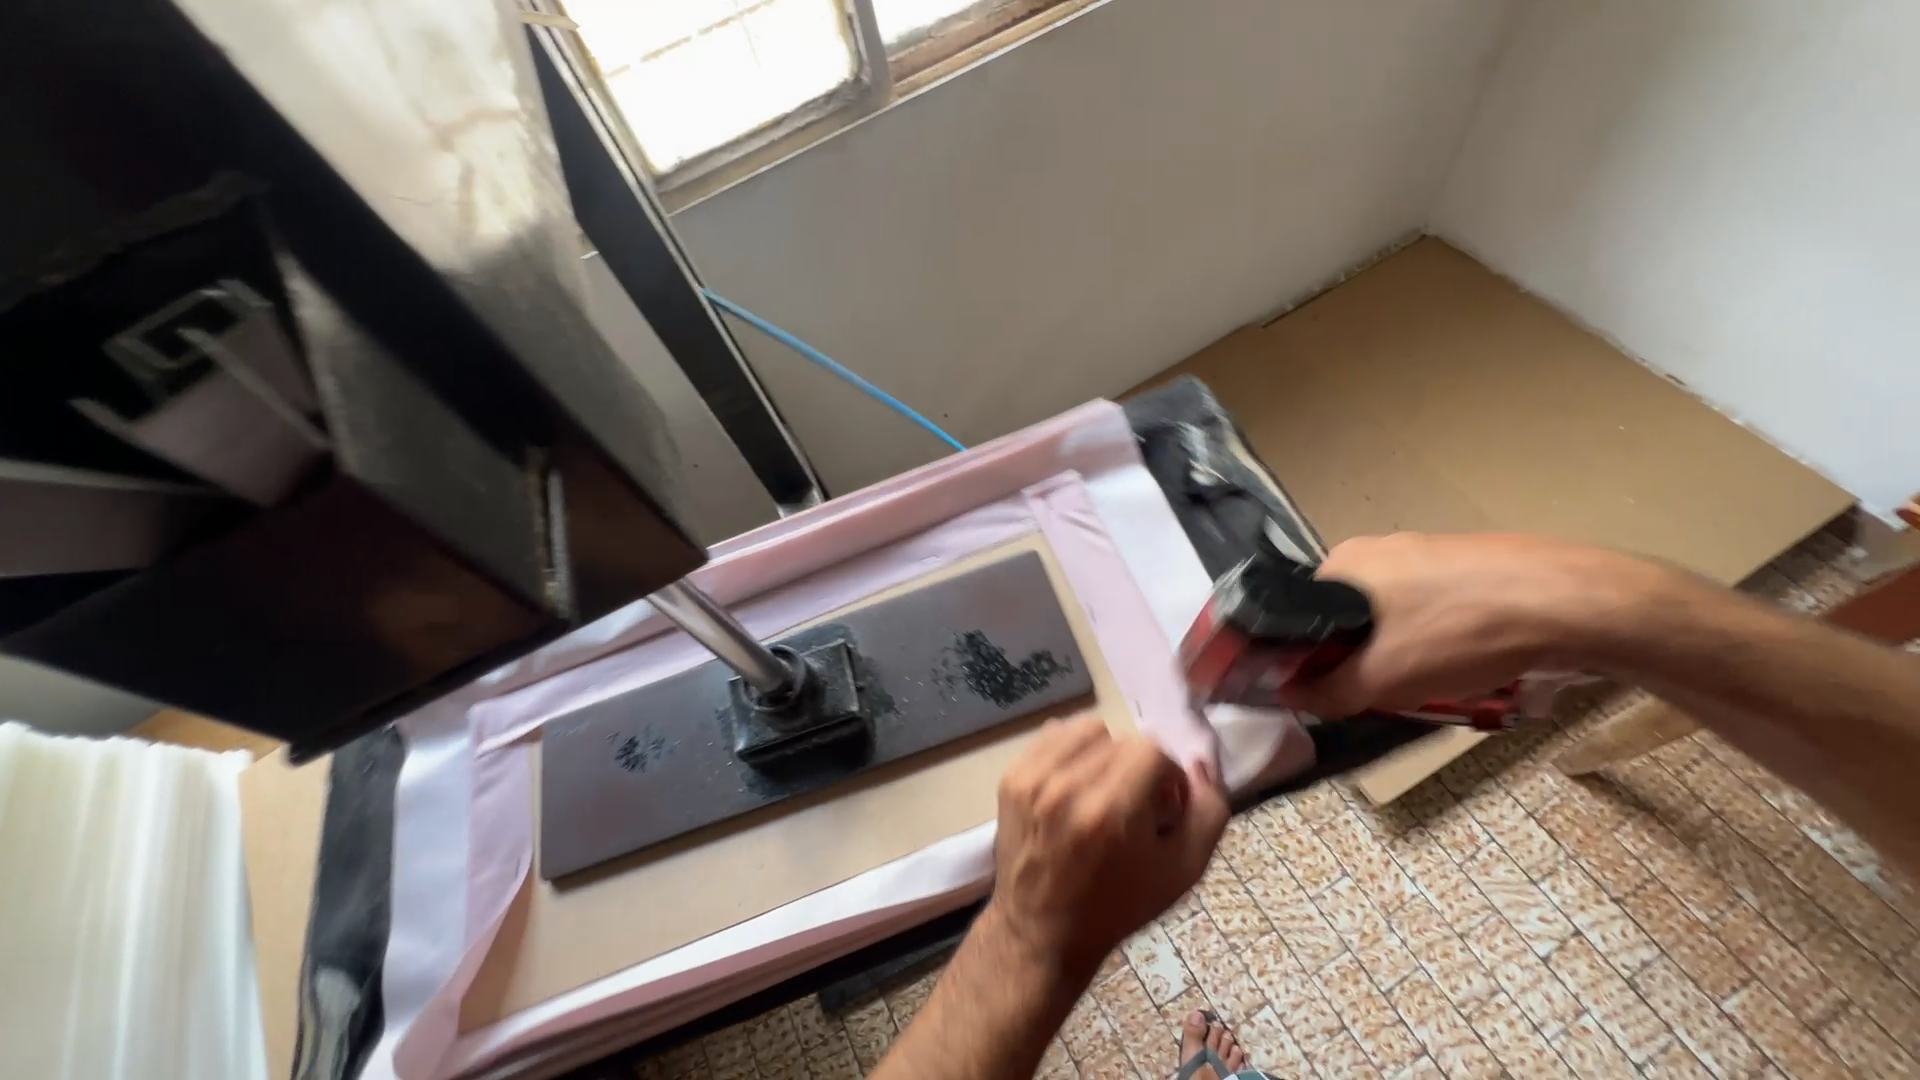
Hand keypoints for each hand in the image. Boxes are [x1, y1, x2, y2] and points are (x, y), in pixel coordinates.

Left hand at [984, 715, 1228, 978]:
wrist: (1042, 929)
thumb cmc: (1119, 904)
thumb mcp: (1183, 870)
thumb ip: (1208, 811)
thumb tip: (1200, 761)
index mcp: (1110, 810)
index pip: (1152, 749)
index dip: (1167, 774)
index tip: (1162, 804)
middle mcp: (1066, 785)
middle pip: (1122, 739)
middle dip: (1137, 766)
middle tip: (1134, 803)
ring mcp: (1032, 778)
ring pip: (1087, 729)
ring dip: (1105, 752)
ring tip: (1102, 789)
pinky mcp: (1011, 776)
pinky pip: (1053, 735)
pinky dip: (1072, 751)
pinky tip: (1075, 783)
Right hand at [1276, 532, 1661, 716]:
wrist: (1570, 603)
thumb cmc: (1457, 634)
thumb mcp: (1381, 679)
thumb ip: (1325, 690)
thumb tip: (1286, 696)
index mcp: (1342, 561)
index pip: (1298, 612)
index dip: (1308, 655)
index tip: (1332, 686)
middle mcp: (1377, 546)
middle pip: (1347, 613)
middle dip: (1360, 654)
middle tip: (1386, 688)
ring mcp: (1429, 548)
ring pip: (1393, 612)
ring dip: (1402, 648)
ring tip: (1434, 679)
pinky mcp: (1472, 559)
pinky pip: (1435, 605)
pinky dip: (1441, 634)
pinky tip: (1470, 657)